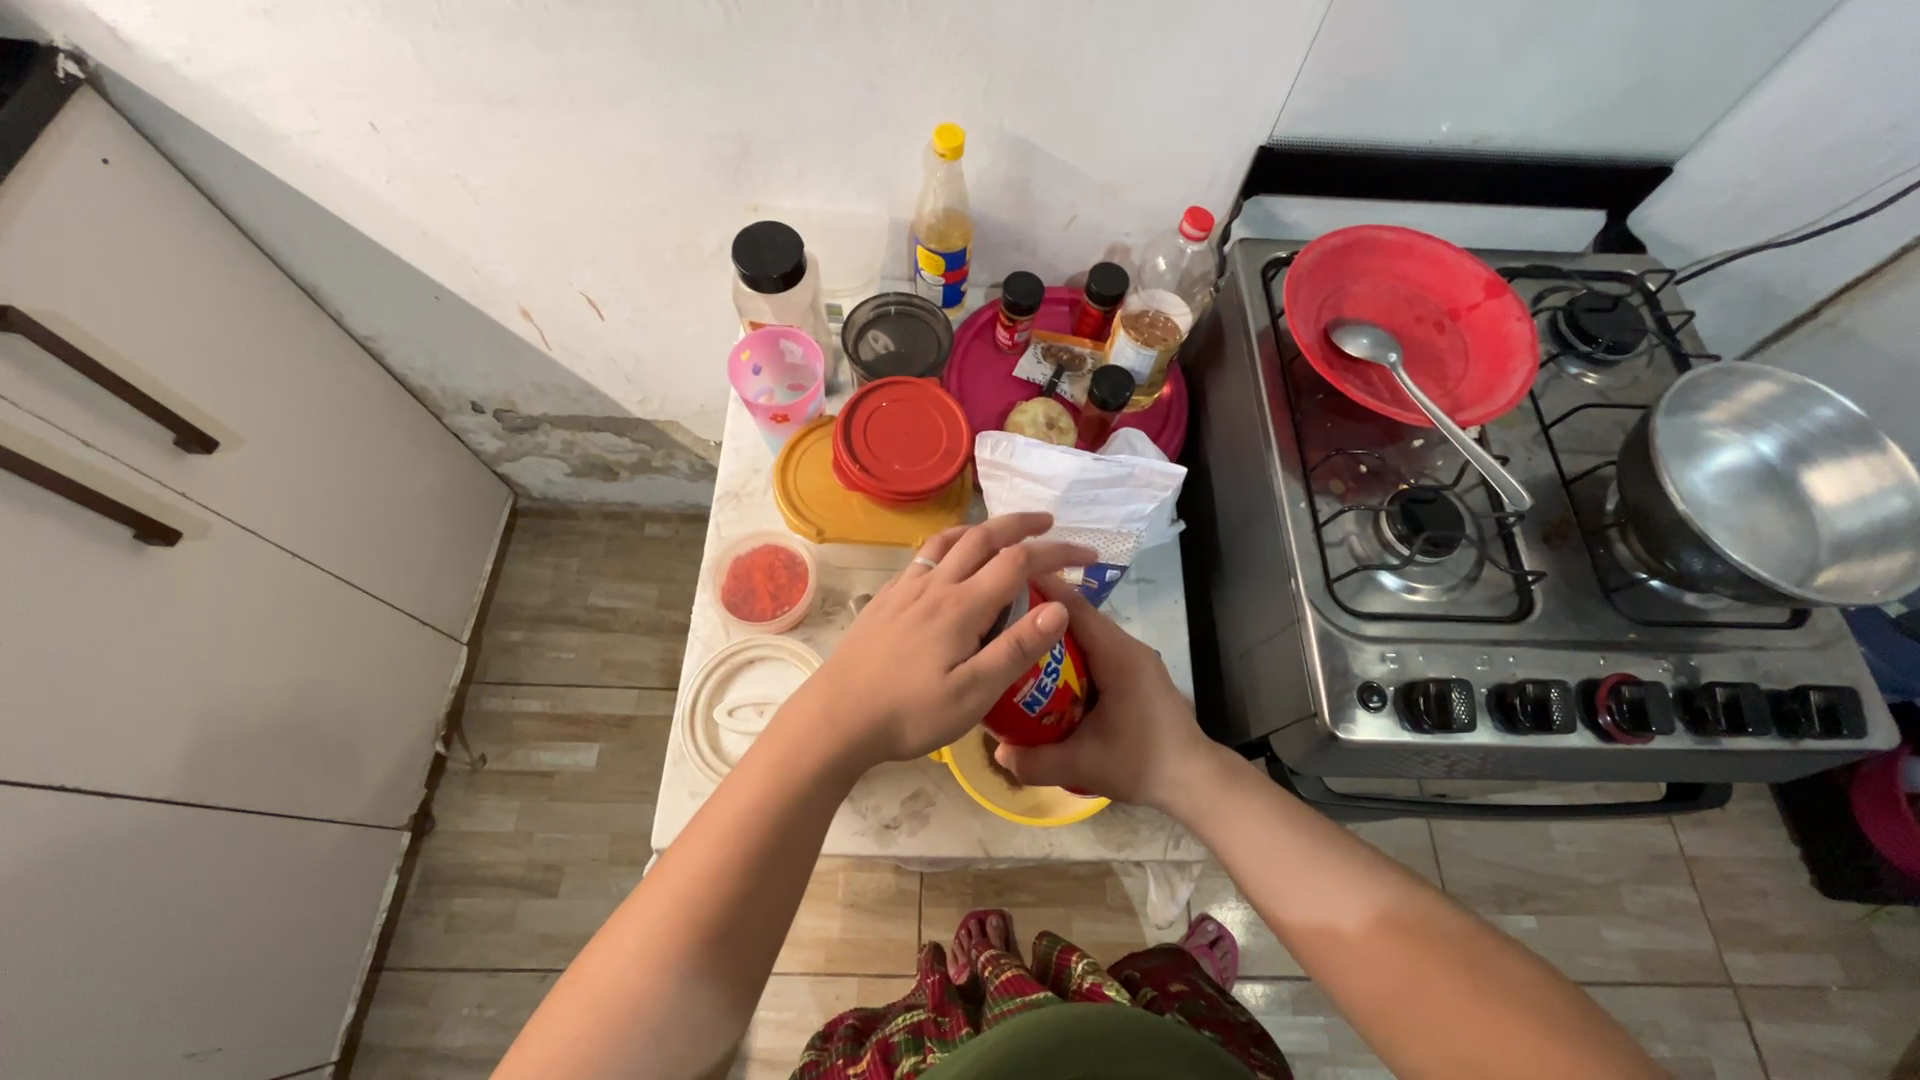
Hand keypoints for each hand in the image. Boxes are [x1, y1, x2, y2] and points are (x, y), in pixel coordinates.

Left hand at [776, 513, 1097, 774]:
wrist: (836, 718)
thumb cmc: (908, 713)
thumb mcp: (972, 694)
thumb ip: (1016, 649)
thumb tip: (1061, 609)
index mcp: (961, 607)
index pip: (1019, 562)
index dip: (1057, 553)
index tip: (1087, 555)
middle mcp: (934, 586)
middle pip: (983, 538)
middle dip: (1021, 525)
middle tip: (1049, 522)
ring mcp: (905, 589)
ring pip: (948, 541)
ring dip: (981, 529)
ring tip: (1000, 531)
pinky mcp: (885, 601)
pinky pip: (922, 557)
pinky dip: (947, 545)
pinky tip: (945, 561)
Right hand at [992, 573, 1219, 810]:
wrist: (1195, 782)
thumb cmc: (1141, 764)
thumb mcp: (1082, 765)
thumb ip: (1035, 760)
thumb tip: (997, 753)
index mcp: (1117, 655)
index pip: (1074, 608)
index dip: (1039, 592)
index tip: (1001, 586)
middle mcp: (1128, 648)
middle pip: (1078, 618)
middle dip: (1039, 615)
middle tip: (998, 620)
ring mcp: (1135, 661)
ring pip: (1087, 636)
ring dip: (1054, 637)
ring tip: (1015, 644)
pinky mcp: (1137, 676)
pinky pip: (1097, 653)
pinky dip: (1070, 656)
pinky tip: (1045, 674)